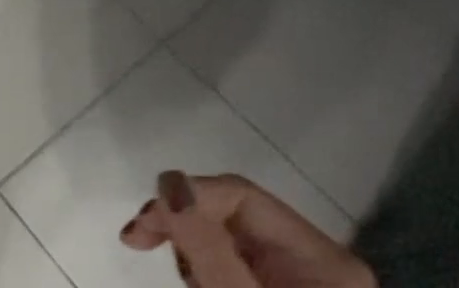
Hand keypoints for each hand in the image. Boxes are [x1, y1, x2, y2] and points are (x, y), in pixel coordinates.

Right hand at [119, 171, 375, 287]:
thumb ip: (205, 244)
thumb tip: (169, 181)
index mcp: (324, 259)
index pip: (238, 194)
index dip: (184, 196)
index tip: (139, 229)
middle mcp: (319, 263)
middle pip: (230, 214)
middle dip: (180, 224)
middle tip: (134, 241)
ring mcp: (302, 284)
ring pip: (226, 238)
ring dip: (190, 252)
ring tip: (183, 282)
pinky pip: (232, 264)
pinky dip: (203, 271)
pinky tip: (196, 285)